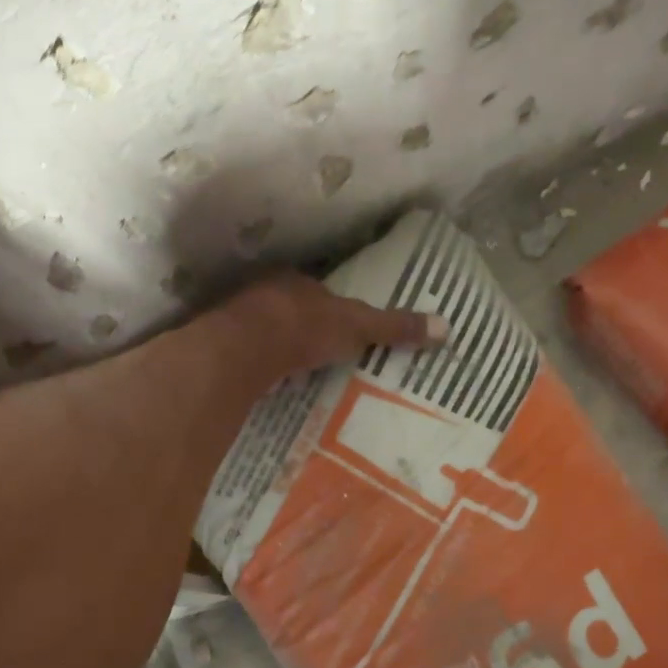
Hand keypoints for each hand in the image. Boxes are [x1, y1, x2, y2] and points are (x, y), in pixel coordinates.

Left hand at [197, 272, 446, 376]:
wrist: (244, 349)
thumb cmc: (304, 327)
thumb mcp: (357, 326)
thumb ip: (394, 327)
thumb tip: (445, 328)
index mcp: (296, 280)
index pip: (317, 293)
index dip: (329, 311)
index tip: (340, 332)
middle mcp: (264, 293)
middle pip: (288, 312)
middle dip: (302, 332)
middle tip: (320, 357)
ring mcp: (238, 321)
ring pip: (264, 333)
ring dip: (278, 350)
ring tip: (296, 377)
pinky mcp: (222, 348)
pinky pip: (245, 358)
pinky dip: (257, 369)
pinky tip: (267, 386)